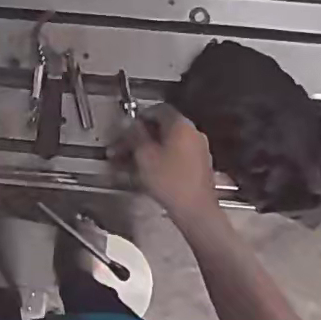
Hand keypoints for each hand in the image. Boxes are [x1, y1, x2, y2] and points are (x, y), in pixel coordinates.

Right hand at [124, 106, 222, 224]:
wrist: (195, 210)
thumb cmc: (169, 180)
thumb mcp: (144, 155)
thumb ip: (135, 134)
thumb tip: (128, 121)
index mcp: (181, 125)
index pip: (159, 109)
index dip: (140, 116)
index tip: (126, 127)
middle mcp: (192, 133)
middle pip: (161, 128)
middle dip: (139, 137)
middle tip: (121, 148)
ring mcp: (197, 150)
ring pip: (166, 144)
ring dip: (146, 150)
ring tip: (128, 164)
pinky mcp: (198, 166)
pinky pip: (174, 156)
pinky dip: (159, 160)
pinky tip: (145, 173)